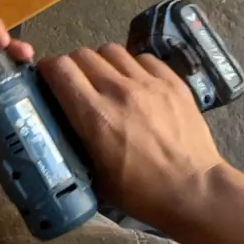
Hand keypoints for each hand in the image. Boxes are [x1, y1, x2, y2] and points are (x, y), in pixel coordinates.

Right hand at [41, 43, 243, 243]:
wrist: (196, 192)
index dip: (48, 69)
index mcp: (94, 115)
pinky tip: (134, 82)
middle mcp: (118, 91)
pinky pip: (142, 58)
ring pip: (111, 50)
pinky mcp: (173, 82)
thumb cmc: (141, 192)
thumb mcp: (94, 174)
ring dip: (101, 62)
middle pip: (82, 54)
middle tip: (75, 83)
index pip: (60, 69)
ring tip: (104, 79)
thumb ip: (75, 141)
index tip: (47, 79)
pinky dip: (132, 65)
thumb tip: (59, 125)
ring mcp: (148, 83)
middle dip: (72, 66)